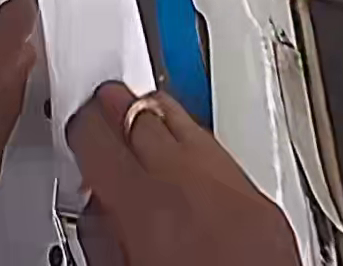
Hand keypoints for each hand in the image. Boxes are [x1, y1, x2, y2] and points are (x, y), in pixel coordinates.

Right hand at [67, 82, 297, 265]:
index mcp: (148, 213)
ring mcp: (233, 192)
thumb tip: (97, 204)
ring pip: (180, 119)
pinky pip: (215, 151)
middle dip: (114, 109)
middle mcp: (191, 189)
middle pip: (139, 114)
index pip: (98, 137)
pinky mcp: (264, 206)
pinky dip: (191, 146)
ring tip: (137, 121)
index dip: (80, 127)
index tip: (78, 127)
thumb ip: (102, 235)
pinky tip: (180, 157)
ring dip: (153, 118)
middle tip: (101, 110)